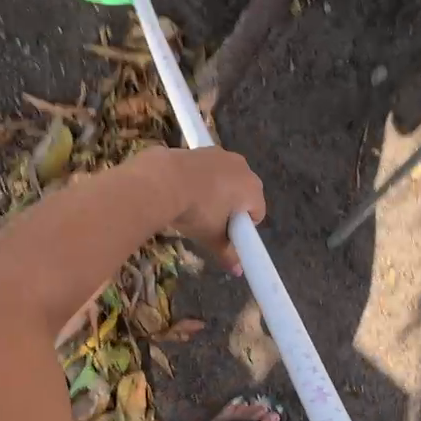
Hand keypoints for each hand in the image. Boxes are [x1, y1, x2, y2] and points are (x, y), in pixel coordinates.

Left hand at [135, 146, 265, 273]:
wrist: (163, 181)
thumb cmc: (196, 212)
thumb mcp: (212, 238)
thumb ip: (228, 254)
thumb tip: (237, 272)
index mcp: (252, 189)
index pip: (257, 213)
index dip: (243, 228)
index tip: (227, 235)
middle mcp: (243, 167)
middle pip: (243, 194)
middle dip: (231, 208)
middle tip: (212, 223)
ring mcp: (221, 154)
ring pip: (226, 179)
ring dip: (217, 193)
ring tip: (196, 207)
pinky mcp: (201, 149)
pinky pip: (208, 170)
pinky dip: (202, 180)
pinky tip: (186, 190)